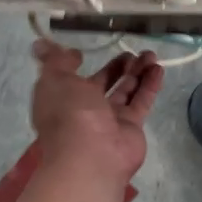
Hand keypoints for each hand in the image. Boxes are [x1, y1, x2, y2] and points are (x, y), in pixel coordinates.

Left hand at [20, 42, 163, 201]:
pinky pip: (142, 101)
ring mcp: (109, 118)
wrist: (92, 156)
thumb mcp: (55, 80)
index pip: (68, 78)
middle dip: (116, 67)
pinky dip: (150, 85)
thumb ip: (54, 61)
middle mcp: (84, 109)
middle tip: (131, 52)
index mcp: (61, 98)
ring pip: (125, 90)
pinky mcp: (131, 125)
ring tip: (150, 55)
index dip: (74, 66)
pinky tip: (158, 69)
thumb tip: (42, 44)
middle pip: (102, 83)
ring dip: (137, 72)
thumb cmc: (70, 114)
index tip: (83, 52)